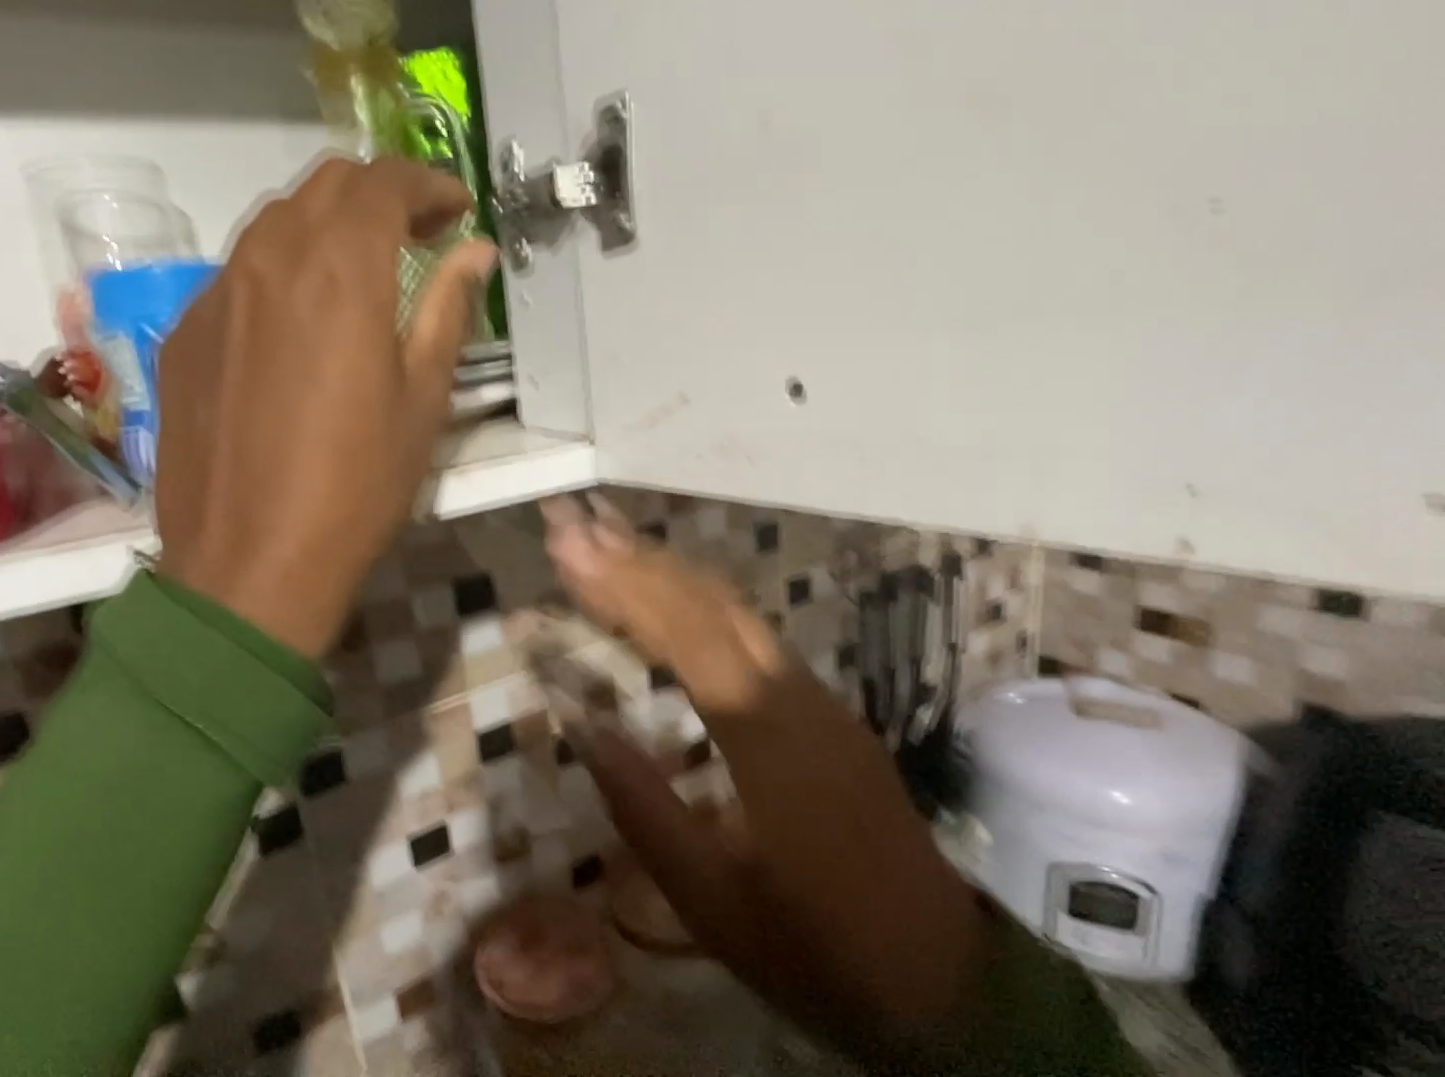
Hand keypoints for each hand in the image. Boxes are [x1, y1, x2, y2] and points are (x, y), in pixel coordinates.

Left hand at [151, 157, 498, 657]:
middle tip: (416, 235)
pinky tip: (296, 324)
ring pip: (273, 224)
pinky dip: (278, 273)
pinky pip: (236, 275)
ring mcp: (214, 296)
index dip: (428, 184)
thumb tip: (475, 252)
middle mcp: (267, 261)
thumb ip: (447, 311)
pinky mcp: (183, 337)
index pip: (384, 182)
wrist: (250, 565)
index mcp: (339, 270)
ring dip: (325, 228)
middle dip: (379, 194)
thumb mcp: (422, 402)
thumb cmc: (357, 487)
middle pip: (324, 186)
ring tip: (359, 272)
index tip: (456, 209)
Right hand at [542, 495, 991, 1071]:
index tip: (567, 548)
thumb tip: (584, 723)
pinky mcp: (832, 718)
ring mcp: (822, 703)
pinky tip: (675, 603)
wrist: (938, 980)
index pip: (684, 633)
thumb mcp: (707, 897)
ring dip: (674, 575)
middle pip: (714, 605)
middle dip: (641, 559)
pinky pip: (759, 641)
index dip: (622, 585)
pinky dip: (706, 609)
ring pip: (741, 615)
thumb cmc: (812, 946)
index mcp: (764, 735)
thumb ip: (642, 805)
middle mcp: (797, 698)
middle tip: (579, 526)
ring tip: (612, 546)